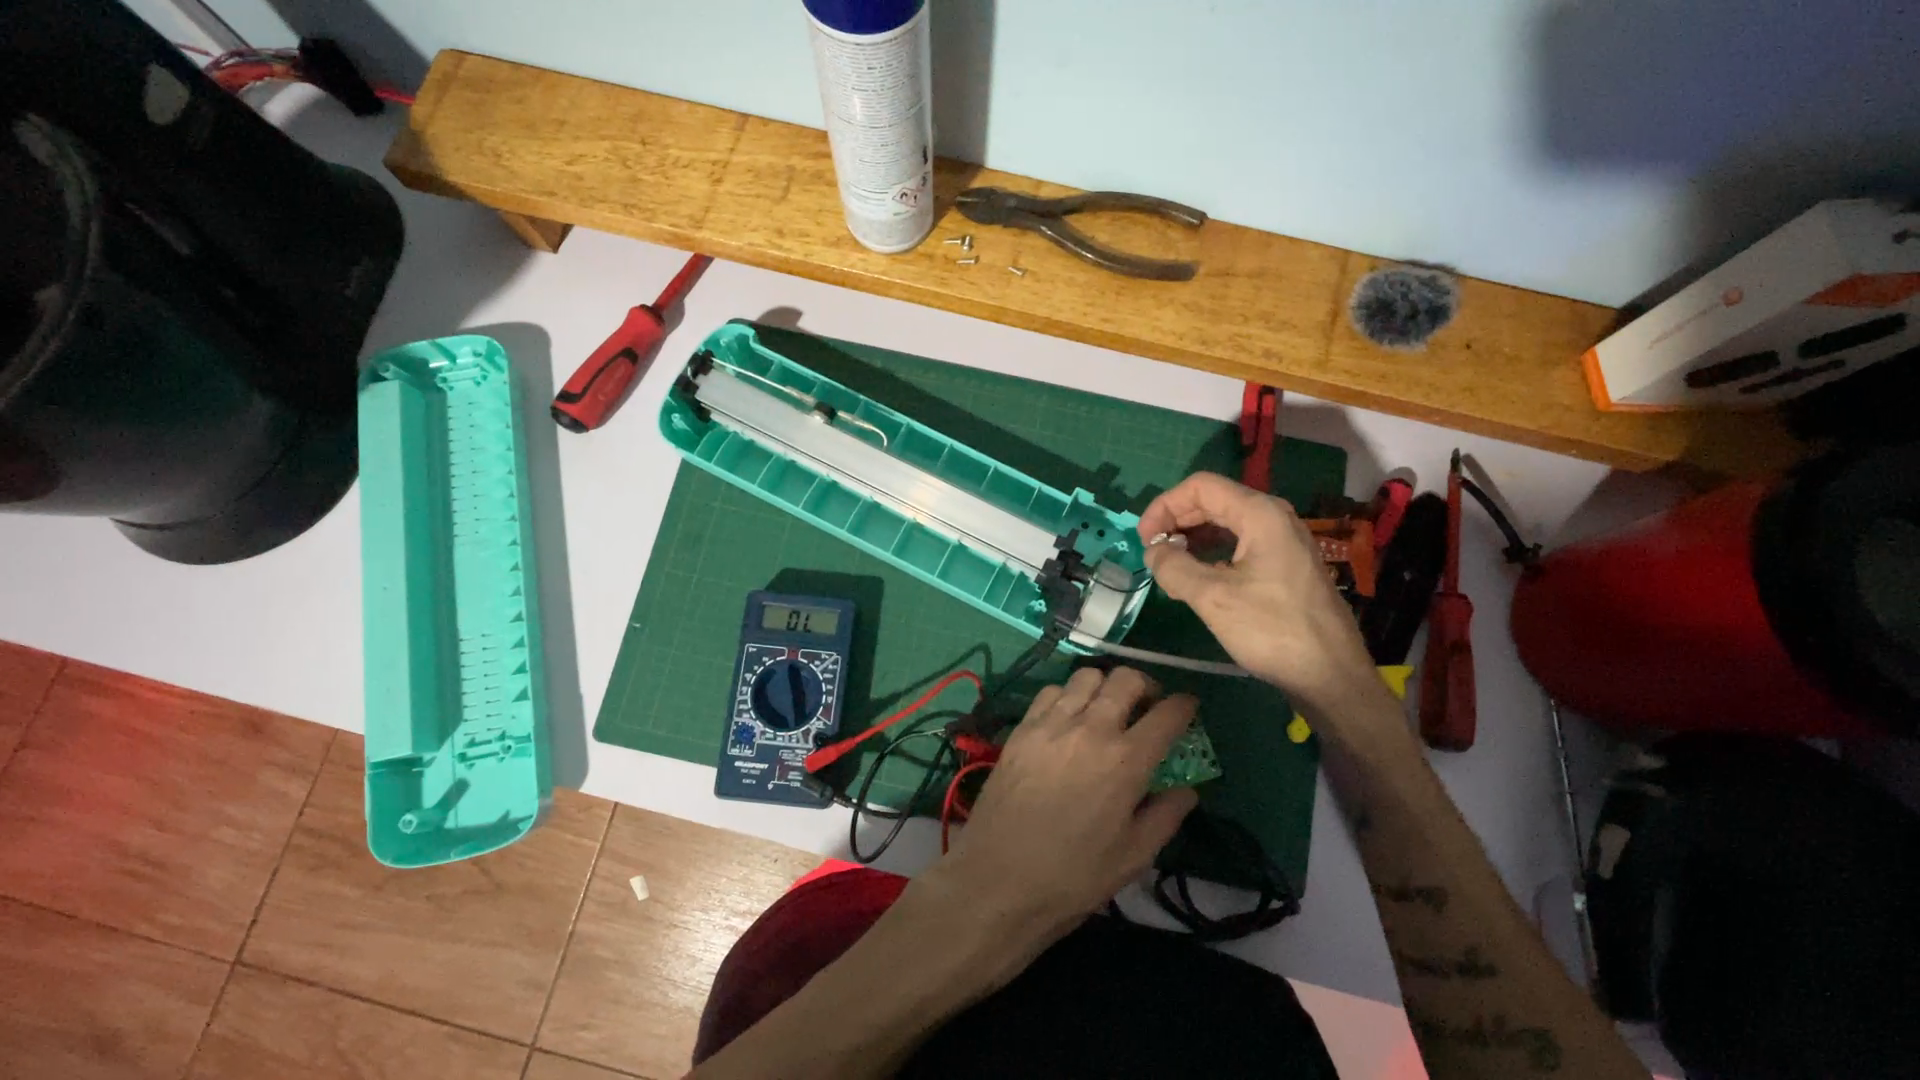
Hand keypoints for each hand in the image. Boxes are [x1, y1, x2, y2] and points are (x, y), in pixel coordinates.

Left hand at [924, 667, 1198, 950]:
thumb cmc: (1073, 876)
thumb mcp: (1134, 856)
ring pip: (1086, 676)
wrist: (998, 879)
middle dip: (1146, 686)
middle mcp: (1091, 729)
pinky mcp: (1021, 729)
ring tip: (1107, 709)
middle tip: (1148, 708)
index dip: (1185, 706)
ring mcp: (1051, 725)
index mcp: (1126, 760)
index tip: (1188, 709)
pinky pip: (1050, 691)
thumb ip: (1166, 815)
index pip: (1168, 713)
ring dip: (1106, 686)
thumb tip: (1186, 790)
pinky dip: (1068, 695)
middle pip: (1126, 679)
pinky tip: (1069, 719)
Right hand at [1138, 472, 1377, 711]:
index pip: (1200, 486)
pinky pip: (1240, 545)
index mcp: (1260, 514)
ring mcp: (1283, 542)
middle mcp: (1274, 518)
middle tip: (1152, 552)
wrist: (1330, 674)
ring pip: (1227, 524)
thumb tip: (1154, 551)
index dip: (1165, 506)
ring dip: (1193, 539)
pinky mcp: (1285, 566)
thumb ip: (1174, 567)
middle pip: (1214, 501)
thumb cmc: (1272, 629)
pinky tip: (1198, 579)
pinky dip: (1213, 554)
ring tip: (1170, 567)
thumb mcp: (1213, 598)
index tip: (1144, 539)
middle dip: (1177, 521)